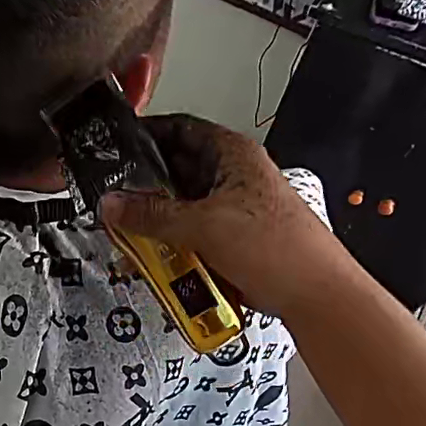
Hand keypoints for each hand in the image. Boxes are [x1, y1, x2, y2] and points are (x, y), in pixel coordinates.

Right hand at [105, 114, 355, 316]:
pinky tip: (154, 259)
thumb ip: (152, 215)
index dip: (147, 135)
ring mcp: (234, 210)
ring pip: (183, 208)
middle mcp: (233, 178)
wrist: (314, 295)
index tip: (116, 148)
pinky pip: (194, 236)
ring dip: (157, 223)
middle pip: (178, 172)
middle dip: (146, 188)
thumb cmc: (276, 248)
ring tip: (128, 234)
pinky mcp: (233, 241)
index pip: (181, 130)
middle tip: (113, 201)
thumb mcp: (203, 226)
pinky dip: (174, 246)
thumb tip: (112, 204)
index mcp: (233, 155)